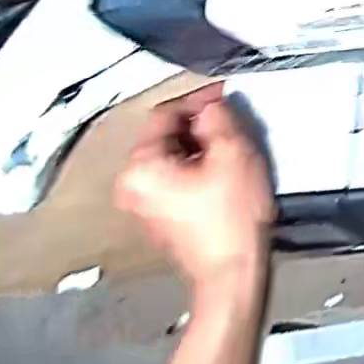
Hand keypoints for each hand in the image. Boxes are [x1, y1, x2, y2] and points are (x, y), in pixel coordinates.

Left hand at [115, 84, 274, 298]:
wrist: (231, 269)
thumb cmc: (232, 211)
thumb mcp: (233, 152)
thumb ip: (218, 117)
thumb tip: (208, 106)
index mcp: (140, 167)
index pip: (164, 114)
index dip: (198, 99)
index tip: (227, 94)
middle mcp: (130, 184)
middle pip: (165, 135)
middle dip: (199, 123)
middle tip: (233, 121)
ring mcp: (141, 203)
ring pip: (172, 155)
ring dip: (201, 144)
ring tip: (232, 144)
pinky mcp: (159, 215)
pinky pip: (175, 174)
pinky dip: (197, 164)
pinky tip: (223, 168)